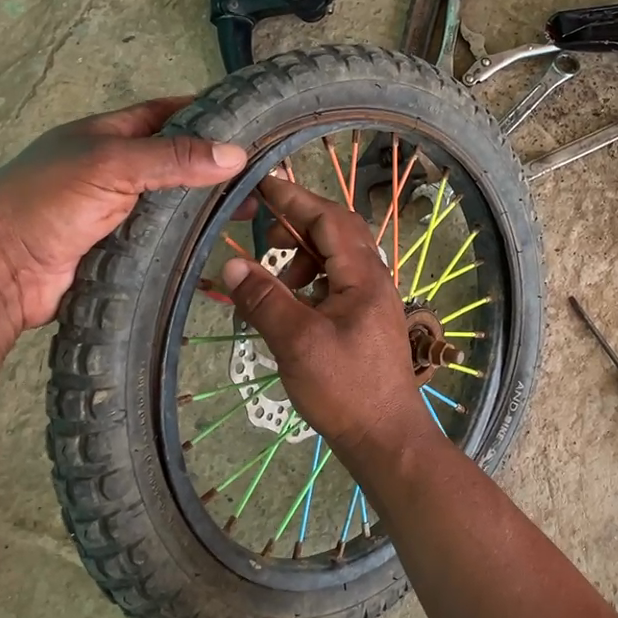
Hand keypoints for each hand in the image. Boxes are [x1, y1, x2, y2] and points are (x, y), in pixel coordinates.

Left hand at [0, 98, 246, 328]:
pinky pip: (165, 240)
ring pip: (175, 203)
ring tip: (254, 213)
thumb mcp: (111, 165)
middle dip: (218, 167)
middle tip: (265, 177)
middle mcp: (114, 169)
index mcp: (107, 135)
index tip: (254, 123)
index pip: (168, 114)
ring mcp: (117, 212)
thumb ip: (172, 157)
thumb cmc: (43, 202)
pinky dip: (192, 240)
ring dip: (209, 206)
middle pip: (178, 161)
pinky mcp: (120, 251)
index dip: (209, 114)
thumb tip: (235, 153)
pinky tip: (220, 244)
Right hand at [219, 177, 433, 460]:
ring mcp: (373, 301)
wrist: (386, 436)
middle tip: (261, 226)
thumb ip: (265, 300)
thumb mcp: (298, 342)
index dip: (295, 198)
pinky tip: (292, 304)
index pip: (329, 219)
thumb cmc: (345, 388)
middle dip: (298, 222)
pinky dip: (311, 282)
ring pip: (337, 259)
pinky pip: (337, 284)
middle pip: (337, 232)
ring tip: (274, 278)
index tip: (262, 181)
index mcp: (364, 275)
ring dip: (304, 256)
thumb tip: (232, 265)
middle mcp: (374, 280)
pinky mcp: (366, 322)